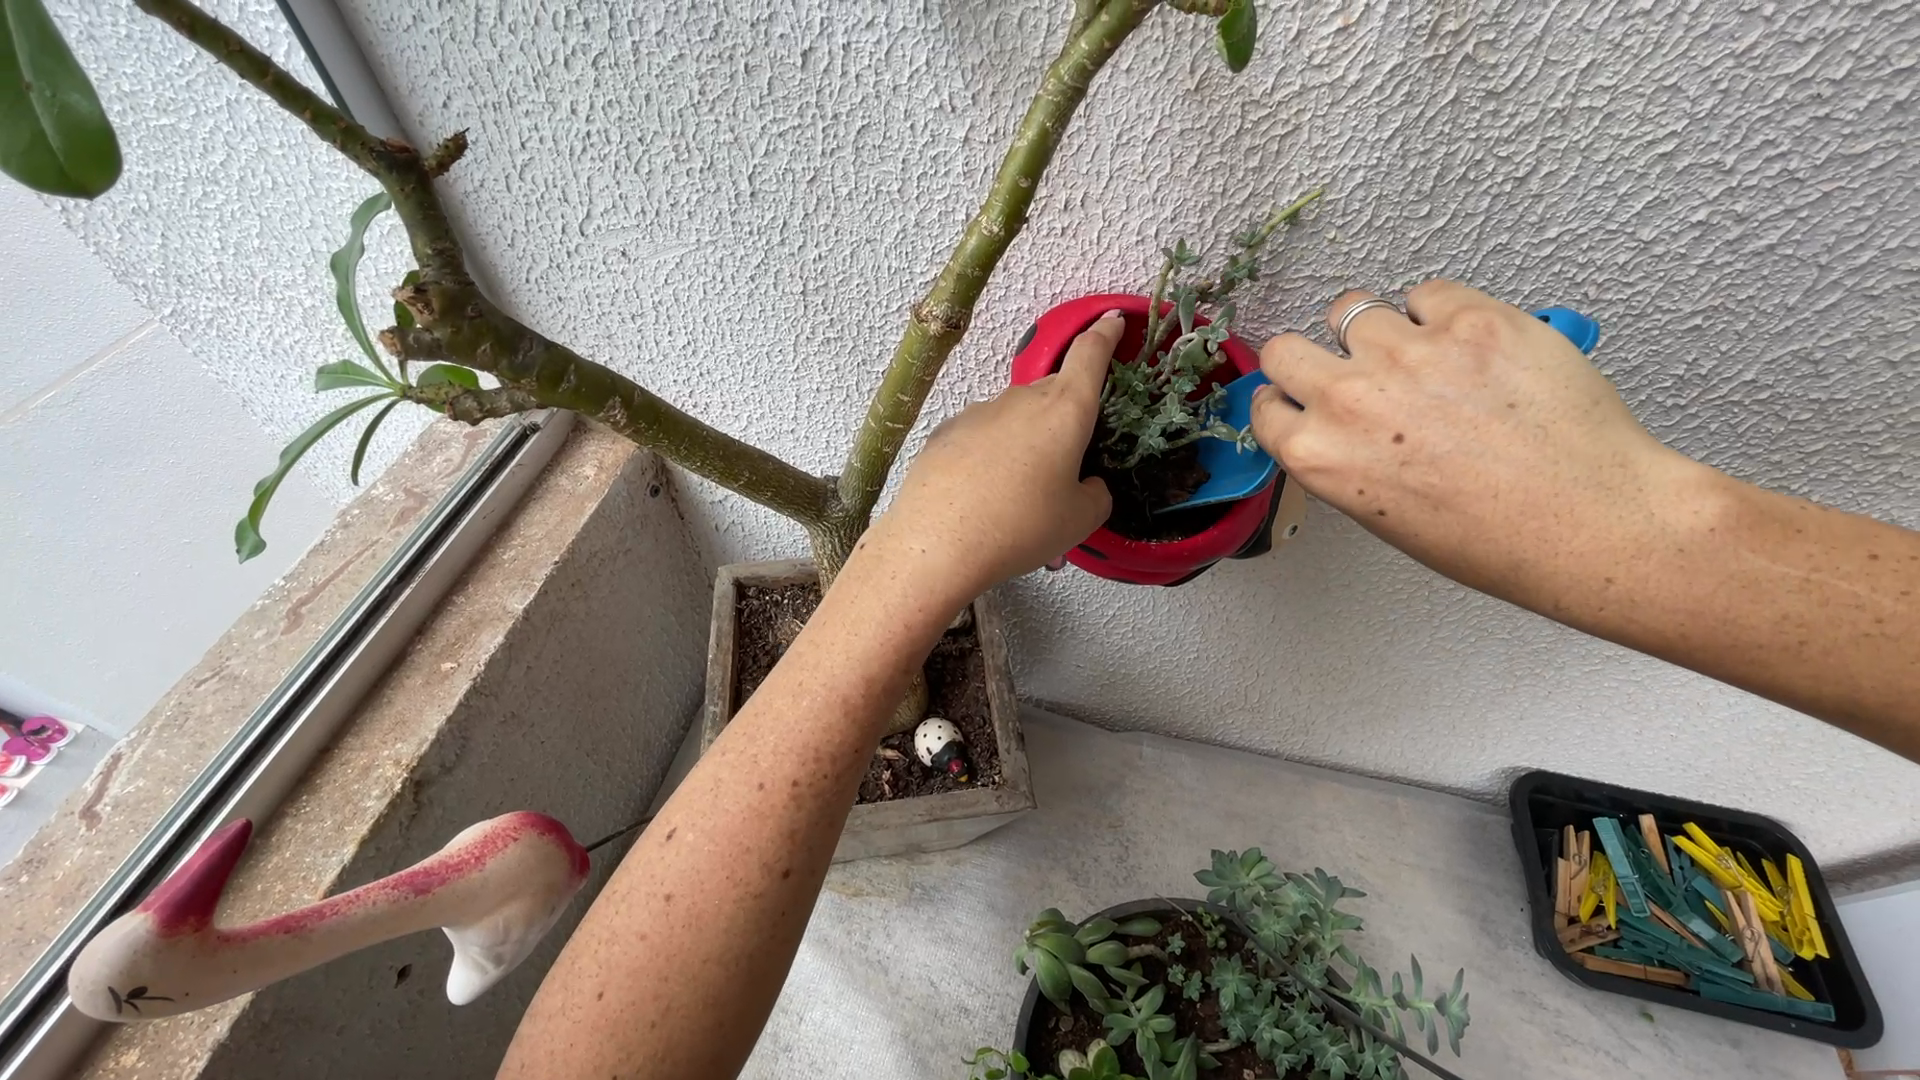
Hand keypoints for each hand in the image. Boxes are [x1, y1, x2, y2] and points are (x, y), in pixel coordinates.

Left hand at [870, 313, 1118, 594]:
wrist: (937, 544)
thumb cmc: (1020, 528)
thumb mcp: (1080, 520)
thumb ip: (1096, 493)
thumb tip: (1087, 484)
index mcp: (1065, 410)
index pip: (1090, 355)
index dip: (1105, 336)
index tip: (1112, 322)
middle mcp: (1020, 400)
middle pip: (1052, 393)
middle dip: (1064, 417)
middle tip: (1066, 462)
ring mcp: (978, 413)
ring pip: (1014, 418)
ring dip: (1024, 442)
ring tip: (1017, 495)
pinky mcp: (945, 432)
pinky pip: (980, 436)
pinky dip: (988, 455)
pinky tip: (980, 494)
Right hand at [1249, 282, 1689, 595]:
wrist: (1585, 522)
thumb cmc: (1488, 536)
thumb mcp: (1377, 512)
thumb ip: (1340, 458)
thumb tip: (1339, 423)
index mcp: (1317, 455)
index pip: (1265, 406)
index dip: (1286, 401)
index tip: (1302, 398)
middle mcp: (1347, 399)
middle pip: (1284, 348)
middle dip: (1307, 357)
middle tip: (1344, 367)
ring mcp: (1405, 353)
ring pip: (1351, 309)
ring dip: (1373, 330)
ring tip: (1414, 353)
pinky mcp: (1469, 320)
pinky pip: (1425, 292)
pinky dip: (1436, 311)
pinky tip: (1461, 343)